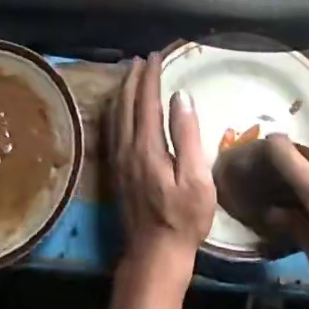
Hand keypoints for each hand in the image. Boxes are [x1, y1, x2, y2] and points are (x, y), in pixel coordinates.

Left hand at [107, 52, 214, 289]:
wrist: (154, 253)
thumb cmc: (183, 219)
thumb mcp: (196, 179)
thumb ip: (187, 136)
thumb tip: (180, 97)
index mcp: (147, 147)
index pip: (146, 101)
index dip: (150, 76)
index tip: (156, 56)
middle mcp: (127, 148)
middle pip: (125, 104)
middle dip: (133, 79)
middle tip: (141, 60)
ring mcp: (119, 160)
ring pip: (115, 116)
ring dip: (122, 92)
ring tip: (130, 76)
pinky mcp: (117, 171)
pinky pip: (112, 130)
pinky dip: (116, 111)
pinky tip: (120, 111)